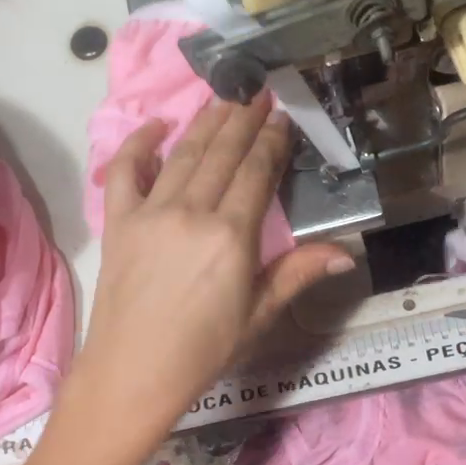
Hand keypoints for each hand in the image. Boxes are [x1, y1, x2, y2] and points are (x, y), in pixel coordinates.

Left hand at [71, 94, 351, 439]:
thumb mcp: (259, 315)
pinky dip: (139, 144)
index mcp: (231, 235)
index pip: (256, 173)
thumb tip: (347, 253)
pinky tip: (156, 125)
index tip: (283, 115)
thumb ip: (298, 273)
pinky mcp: (118, 221)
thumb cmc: (204, 350)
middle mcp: (192, 212)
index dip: (272, 141)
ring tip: (224, 98)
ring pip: (183, 155)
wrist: (134, 372)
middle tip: (258, 92)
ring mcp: (151, 212)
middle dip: (243, 120)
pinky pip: (125, 172)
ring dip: (206, 123)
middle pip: (222, 154)